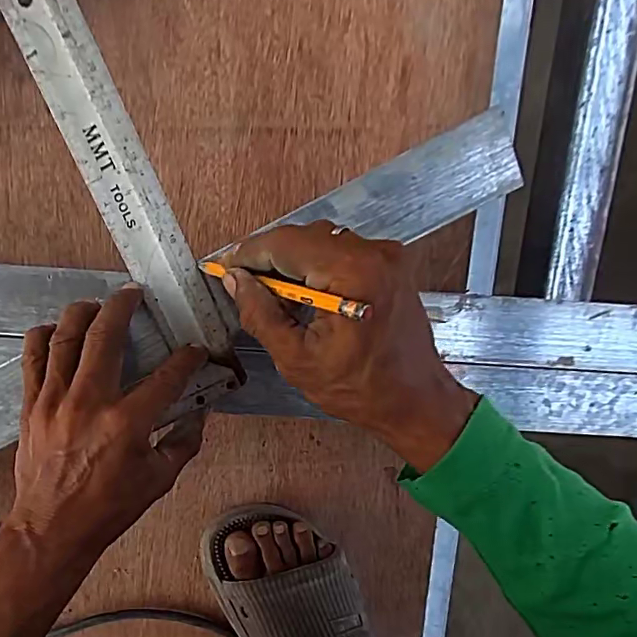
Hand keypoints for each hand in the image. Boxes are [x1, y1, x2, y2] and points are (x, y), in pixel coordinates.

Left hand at [0, 287, 208, 636]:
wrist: (53, 527)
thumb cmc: (106, 509)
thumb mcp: (157, 481)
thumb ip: (183, 444)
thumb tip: (199, 417)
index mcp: (127, 423)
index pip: (167, 375)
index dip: (187, 357)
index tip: (194, 349)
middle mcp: (90, 402)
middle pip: (107, 334)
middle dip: (124, 306)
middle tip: (134, 296)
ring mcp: (55, 400)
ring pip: (65, 336)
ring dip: (82, 312)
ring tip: (95, 304)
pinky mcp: (32, 406)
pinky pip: (33, 357)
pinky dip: (42, 336)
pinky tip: (53, 330)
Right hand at [221, 221, 477, 468]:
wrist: (411, 399)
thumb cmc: (360, 387)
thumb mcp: (295, 357)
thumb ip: (260, 314)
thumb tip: (236, 282)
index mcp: (352, 273)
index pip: (286, 243)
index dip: (249, 253)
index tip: (225, 267)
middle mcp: (374, 254)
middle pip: (303, 237)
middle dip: (267, 257)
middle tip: (240, 283)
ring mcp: (385, 257)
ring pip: (320, 242)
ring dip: (289, 262)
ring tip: (267, 293)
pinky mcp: (388, 266)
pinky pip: (339, 252)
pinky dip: (312, 267)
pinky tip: (297, 294)